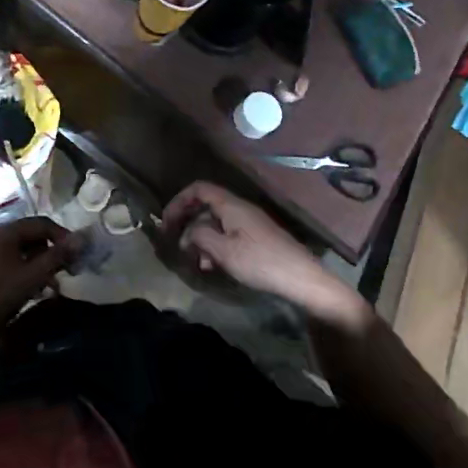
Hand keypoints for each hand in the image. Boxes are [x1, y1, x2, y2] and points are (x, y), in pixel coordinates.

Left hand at [0, 217, 77, 341]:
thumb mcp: (32, 277)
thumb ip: (58, 256)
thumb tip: (84, 238)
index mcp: (5, 232)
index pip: (42, 223)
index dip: (63, 237)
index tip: (78, 256)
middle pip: (32, 235)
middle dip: (52, 251)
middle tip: (67, 271)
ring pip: (22, 250)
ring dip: (40, 264)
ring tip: (52, 285)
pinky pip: (11, 261)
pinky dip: (26, 271)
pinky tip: (33, 290)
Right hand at [161, 182, 373, 330]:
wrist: (301, 278)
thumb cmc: (260, 262)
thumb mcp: (224, 251)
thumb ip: (200, 237)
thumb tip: (189, 233)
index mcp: (232, 206)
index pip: (199, 189)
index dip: (179, 201)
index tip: (166, 223)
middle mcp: (241, 209)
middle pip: (206, 206)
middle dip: (188, 224)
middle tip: (177, 245)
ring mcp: (250, 223)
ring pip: (216, 223)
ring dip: (202, 239)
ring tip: (197, 262)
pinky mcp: (257, 238)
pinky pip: (228, 235)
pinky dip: (216, 246)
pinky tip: (213, 265)